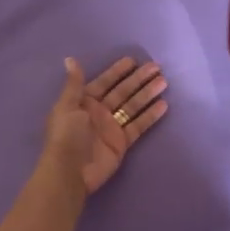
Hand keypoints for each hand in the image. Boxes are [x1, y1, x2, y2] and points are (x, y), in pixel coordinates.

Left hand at [42, 56, 169, 193]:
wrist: (70, 171)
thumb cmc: (66, 136)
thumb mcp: (66, 106)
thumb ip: (74, 84)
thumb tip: (70, 59)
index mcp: (84, 101)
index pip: (104, 82)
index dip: (117, 71)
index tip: (133, 60)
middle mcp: (99, 112)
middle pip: (122, 92)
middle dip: (137, 79)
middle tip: (156, 67)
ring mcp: (111, 127)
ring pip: (132, 106)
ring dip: (147, 94)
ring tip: (163, 82)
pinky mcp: (121, 142)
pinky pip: (138, 126)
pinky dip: (150, 116)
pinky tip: (163, 105)